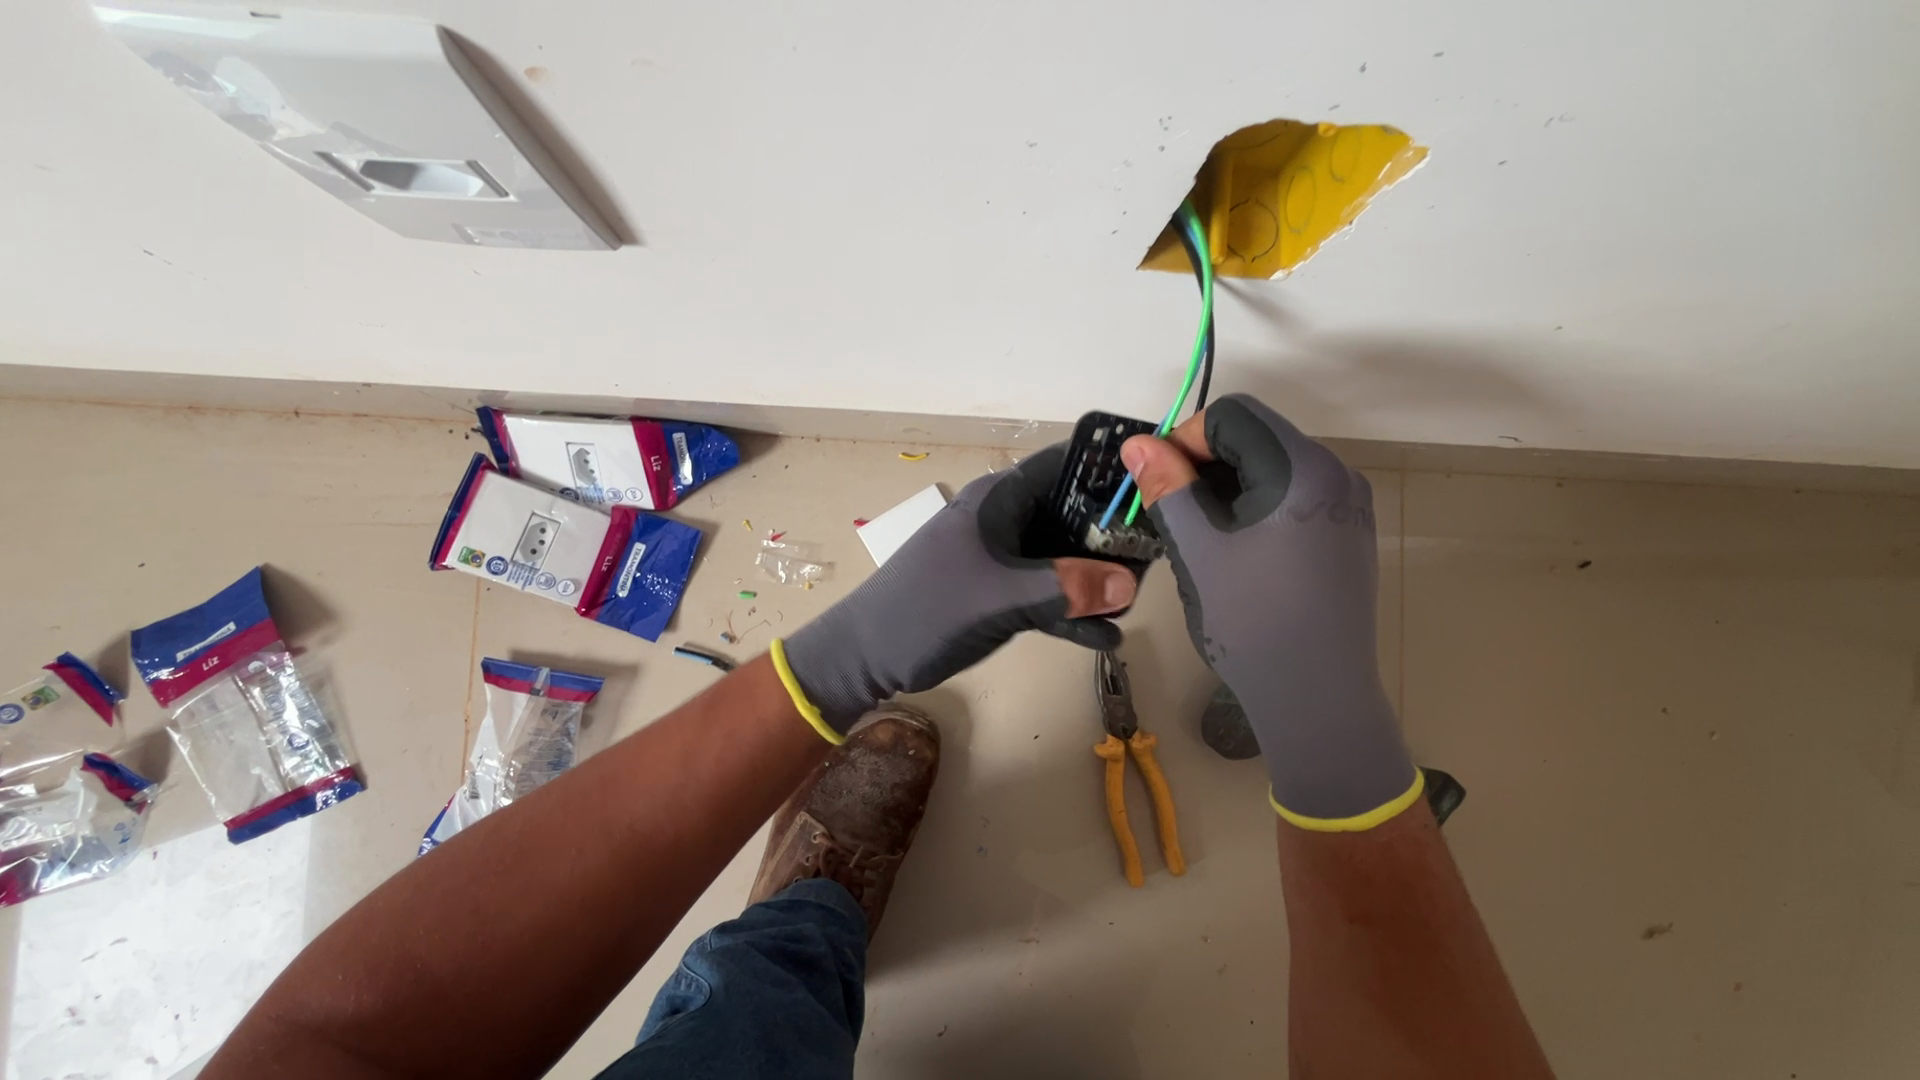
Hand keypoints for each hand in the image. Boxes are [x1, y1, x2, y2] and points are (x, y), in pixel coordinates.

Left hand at [778, 446, 1137, 735]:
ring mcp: (1003, 559)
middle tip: (1156, 559)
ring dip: (1096, 581)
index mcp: (1000, 499)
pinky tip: (1106, 637)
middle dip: (1112, 538)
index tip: (1155, 485)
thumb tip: (1129, 583)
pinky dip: (1073, 611)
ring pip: (1063, 559)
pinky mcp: (1000, 594)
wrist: (870, 654)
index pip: (1064, 466)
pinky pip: (1047, 594)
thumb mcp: (1000, 595)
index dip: (1109, 471)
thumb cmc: (929, 607)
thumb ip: (1067, 587)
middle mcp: (1006, 520)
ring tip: (1133, 605)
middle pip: (1072, 515)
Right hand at [1120, 394, 1418, 828]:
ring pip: (1272, 468)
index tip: (1158, 481)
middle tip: (1171, 511)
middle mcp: (1337, 475)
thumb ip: (1167, 488)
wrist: (1317, 697)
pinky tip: (1235, 550)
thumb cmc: (1251, 621)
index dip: (1186, 437)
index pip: (1234, 415)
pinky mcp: (1347, 536)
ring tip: (1199, 535)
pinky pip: (1292, 497)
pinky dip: (1254, 506)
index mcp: (1304, 469)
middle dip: (1204, 463)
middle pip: (1257, 437)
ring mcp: (1348, 507)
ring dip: (1226, 486)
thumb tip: (1138, 443)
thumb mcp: (1198, 550)